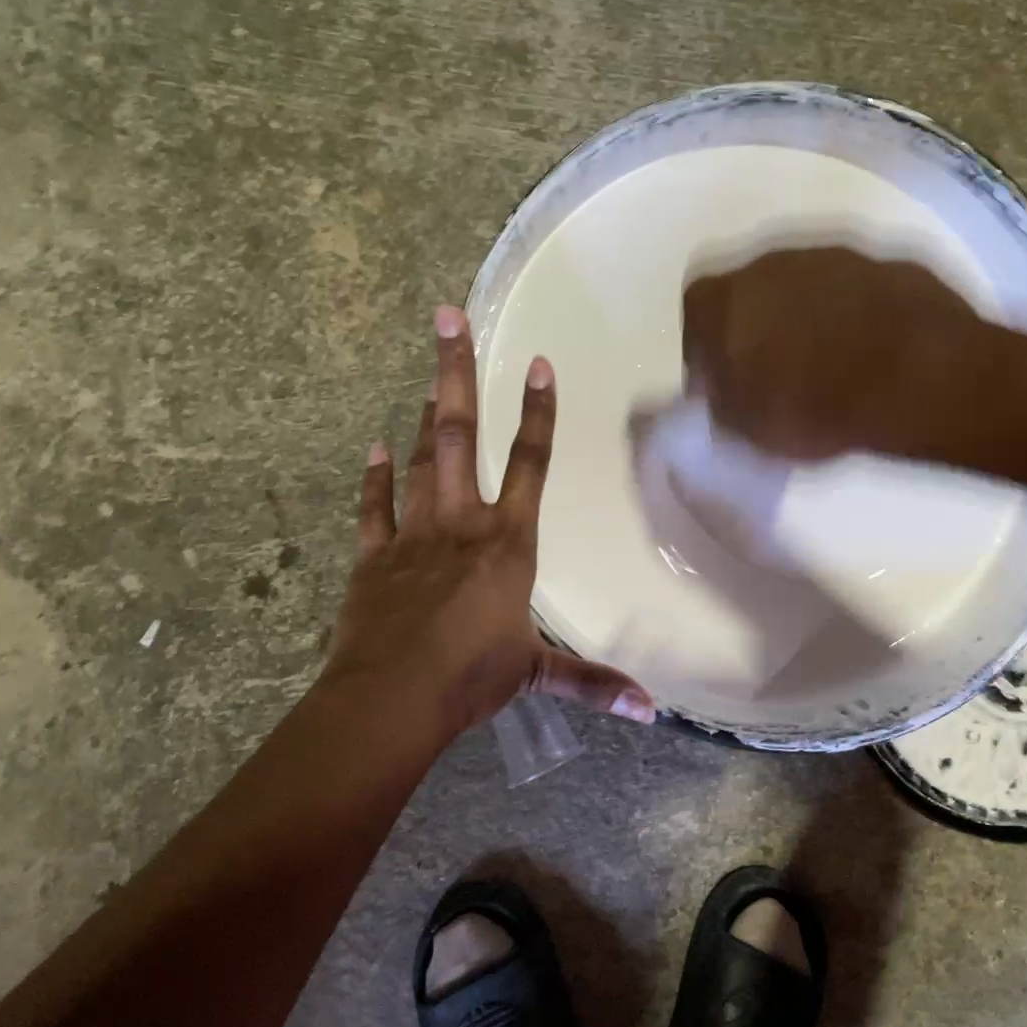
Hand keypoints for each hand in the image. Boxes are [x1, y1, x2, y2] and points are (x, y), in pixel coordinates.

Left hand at [322, 306, 655, 742]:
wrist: (393, 697)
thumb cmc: (472, 677)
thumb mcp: (536, 673)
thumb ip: (593, 682)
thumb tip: (653, 709)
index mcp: (508, 543)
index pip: (530, 465)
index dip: (537, 413)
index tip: (536, 363)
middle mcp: (461, 524)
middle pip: (460, 435)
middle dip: (455, 373)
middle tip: (445, 317)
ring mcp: (412, 535)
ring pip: (420, 460)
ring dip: (424, 414)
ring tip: (428, 374)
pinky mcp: (373, 557)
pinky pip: (374, 508)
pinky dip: (374, 477)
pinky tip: (373, 447)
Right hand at [681, 247, 1026, 469]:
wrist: (914, 379)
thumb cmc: (810, 408)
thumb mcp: (742, 431)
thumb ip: (719, 404)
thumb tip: (719, 395)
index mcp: (717, 296)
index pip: (695, 318)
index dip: (710, 353)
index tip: (730, 387)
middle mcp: (766, 258)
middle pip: (752, 294)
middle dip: (761, 329)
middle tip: (782, 378)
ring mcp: (831, 251)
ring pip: (807, 286)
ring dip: (812, 318)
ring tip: (834, 370)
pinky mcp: (887, 259)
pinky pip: (859, 290)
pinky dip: (860, 315)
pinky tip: (876, 356)